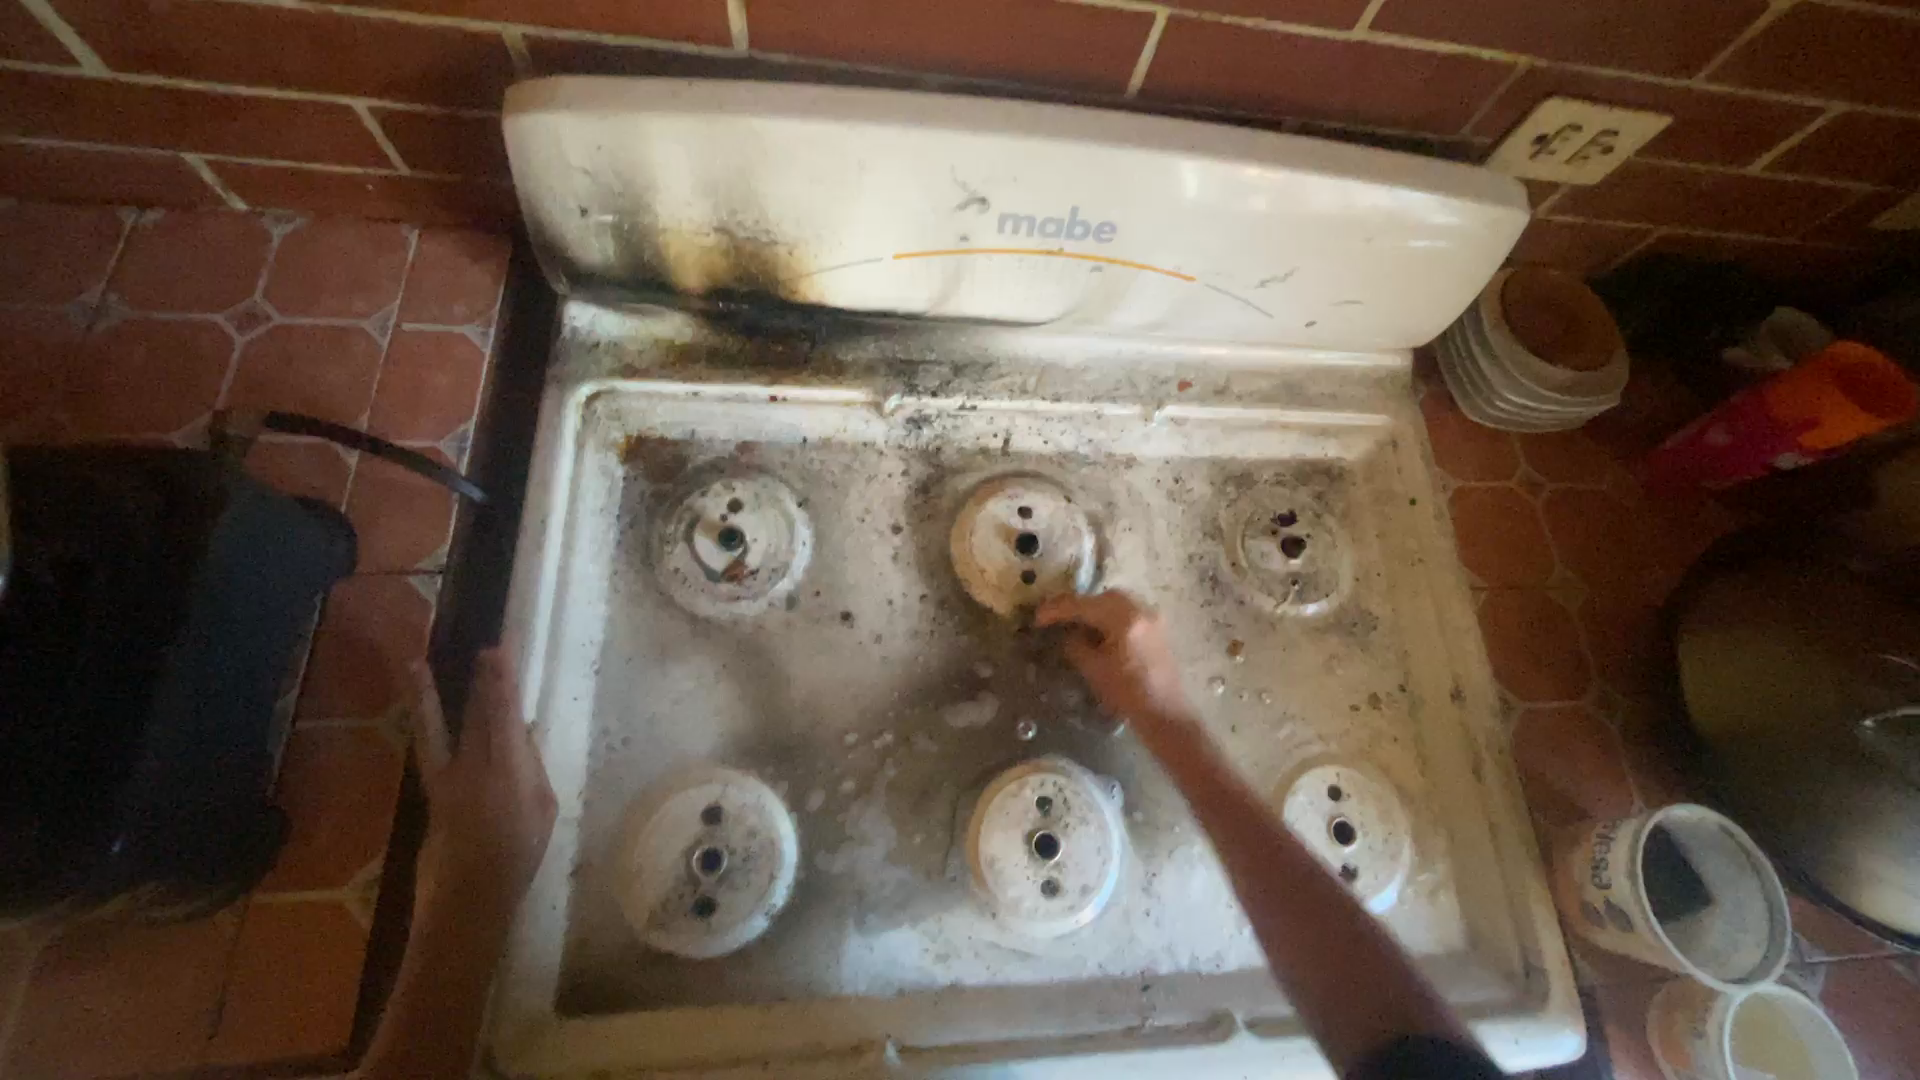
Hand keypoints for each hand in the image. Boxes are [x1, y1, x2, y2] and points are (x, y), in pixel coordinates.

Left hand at [409, 648, 557, 919]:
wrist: (469, 896)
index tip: (499, 652)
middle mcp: (474, 768)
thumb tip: (523, 739)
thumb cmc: (519, 854)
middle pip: (478, 716)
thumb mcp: (543, 808)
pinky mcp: (434, 791)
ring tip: (416, 665)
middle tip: (483, 647)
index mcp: (508, 772)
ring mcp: (448, 779)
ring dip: (429, 695)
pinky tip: (423, 709)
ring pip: (440, 727)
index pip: (506, 716)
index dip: (502, 682)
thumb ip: (532, 769)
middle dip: (481, 681)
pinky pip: (430, 748)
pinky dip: (427, 723)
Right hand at [1036, 591, 1195, 730]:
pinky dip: (1110, 616)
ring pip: (1116, 602)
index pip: (1082, 605)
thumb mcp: (1093, 669)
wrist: (1165, 715)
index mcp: (1123, 618)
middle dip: (1077, 605)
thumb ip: (1075, 644)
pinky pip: (1128, 612)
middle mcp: (1140, 609)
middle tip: (1056, 619)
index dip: (1056, 610)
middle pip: (1101, 597)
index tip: (1037, 618)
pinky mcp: (1156, 628)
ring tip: (1075, 625)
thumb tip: (1066, 633)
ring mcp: (1152, 617)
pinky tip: (1098, 631)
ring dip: (1094, 610)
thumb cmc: (1127, 694)